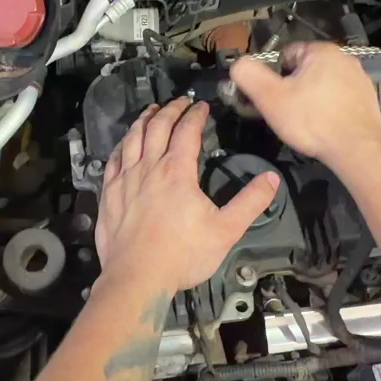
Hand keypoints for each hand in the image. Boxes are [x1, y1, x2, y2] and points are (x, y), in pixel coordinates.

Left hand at [95, 99, 280, 294]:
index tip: (202, 107)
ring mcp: (125, 180)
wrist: (137, 278)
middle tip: (179, 102)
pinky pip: (114, 161)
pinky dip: (121, 146)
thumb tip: (271, 179)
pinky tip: (124, 145)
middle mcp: (149, 168)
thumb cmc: (183, 255)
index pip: (187, 131)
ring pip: (133, 139)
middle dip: (170, 110)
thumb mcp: (226, 230)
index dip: (195, 115)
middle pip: (158, 127)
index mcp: (177, 171)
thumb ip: (249, 202)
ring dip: (143, 121)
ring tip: (151, 111)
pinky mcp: (109, 194)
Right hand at [229, 43, 380, 168]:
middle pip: (303, 70)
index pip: (284, 55)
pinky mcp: (367, 99)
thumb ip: (248, 75)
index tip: (271, 98)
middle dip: (291, 89)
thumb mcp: (270, 97)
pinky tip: (323, 126)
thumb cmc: (312, 121)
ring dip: (310, 99)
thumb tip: (238, 65)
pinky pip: (338, 99)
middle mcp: (344, 59)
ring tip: (305, 122)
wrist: (356, 150)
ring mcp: (359, 79)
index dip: (272, 77)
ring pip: (321, 85)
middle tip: (285, 112)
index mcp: (321, 51)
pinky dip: (328, 109)